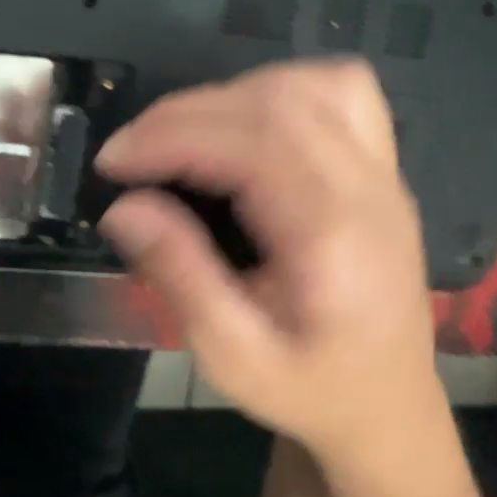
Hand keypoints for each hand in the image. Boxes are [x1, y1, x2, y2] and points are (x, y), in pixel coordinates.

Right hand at [97, 60, 446, 460]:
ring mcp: (382, 174)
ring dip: (224, 97)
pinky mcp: (377, 170)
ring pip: (307, 86)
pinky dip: (274, 91)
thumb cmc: (307, 388)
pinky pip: (337, 94)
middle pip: (276, 105)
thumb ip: (180, 276)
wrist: (386, 410)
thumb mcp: (231, 355)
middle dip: (182, 115)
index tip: (110, 163)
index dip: (169, 138)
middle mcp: (369, 190)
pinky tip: (235, 125)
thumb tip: (122, 208)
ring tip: (172, 139)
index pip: (253, 145)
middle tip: (124, 155)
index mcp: (334, 236)